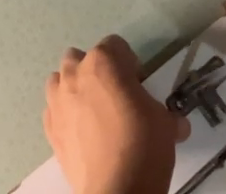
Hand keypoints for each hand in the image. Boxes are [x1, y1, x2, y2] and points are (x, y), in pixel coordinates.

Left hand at [44, 36, 186, 193]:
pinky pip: (54, 111)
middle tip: (116, 96)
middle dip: (97, 71)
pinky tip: (82, 133)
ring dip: (74, 89)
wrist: (118, 190)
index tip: (138, 84)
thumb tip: (175, 124)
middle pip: (81, 58)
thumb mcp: (165, 122)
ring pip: (60, 80)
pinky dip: (65, 115)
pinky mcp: (50, 129)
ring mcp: (58, 101)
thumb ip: (165, 113)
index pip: (116, 45)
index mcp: (104, 61)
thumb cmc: (143, 144)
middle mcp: (75, 74)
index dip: (129, 63)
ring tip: (94, 112)